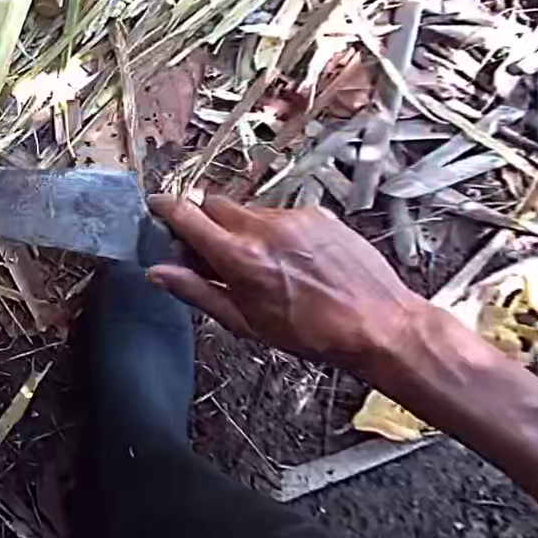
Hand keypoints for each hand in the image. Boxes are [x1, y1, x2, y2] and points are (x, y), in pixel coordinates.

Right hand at [144, 193, 429, 374]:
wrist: (381, 326)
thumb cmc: (312, 332)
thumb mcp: (243, 321)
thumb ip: (195, 290)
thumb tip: (158, 273)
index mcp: (239, 257)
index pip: (186, 215)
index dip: (164, 207)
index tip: (156, 207)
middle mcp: (263, 229)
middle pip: (212, 204)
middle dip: (204, 221)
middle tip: (212, 249)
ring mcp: (292, 218)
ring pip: (246, 210)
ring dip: (241, 228)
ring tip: (261, 260)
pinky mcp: (317, 214)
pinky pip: (279, 213)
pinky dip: (274, 230)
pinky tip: (290, 257)